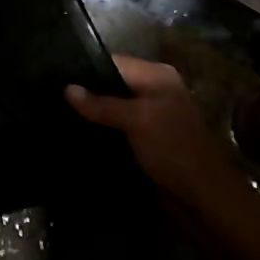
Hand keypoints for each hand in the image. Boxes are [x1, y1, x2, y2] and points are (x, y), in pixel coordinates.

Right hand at [66, 56, 235, 203]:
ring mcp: (152, 114)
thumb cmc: (173, 149)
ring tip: (59, 111)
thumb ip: (101, 104)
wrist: (204, 198)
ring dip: (93, 112)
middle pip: (112, 82)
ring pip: (113, 105)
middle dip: (87, 91)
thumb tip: (67, 89)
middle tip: (54, 95)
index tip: (56, 75)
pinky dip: (102, 127)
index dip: (86, 68)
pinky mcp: (147, 137)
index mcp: (157, 75)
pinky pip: (118, 125)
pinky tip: (79, 131)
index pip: (113, 61)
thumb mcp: (136, 120)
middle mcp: (154, 89)